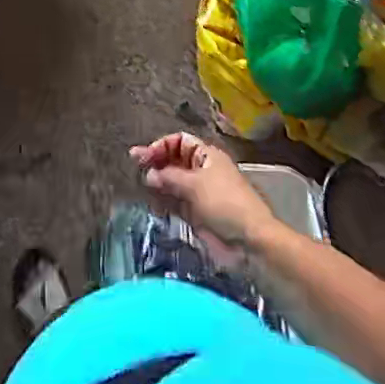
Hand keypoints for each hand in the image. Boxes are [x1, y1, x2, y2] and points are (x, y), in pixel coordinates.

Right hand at [130, 132, 276, 246]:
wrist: (250, 241)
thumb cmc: (224, 203)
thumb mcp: (194, 185)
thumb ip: (169, 177)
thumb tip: (149, 174)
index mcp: (206, 156)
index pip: (179, 141)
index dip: (161, 146)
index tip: (144, 156)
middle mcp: (201, 171)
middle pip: (174, 161)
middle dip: (155, 163)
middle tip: (134, 166)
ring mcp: (199, 193)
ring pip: (172, 182)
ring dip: (158, 183)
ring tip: (140, 187)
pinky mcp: (196, 214)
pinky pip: (175, 202)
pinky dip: (164, 201)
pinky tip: (152, 204)